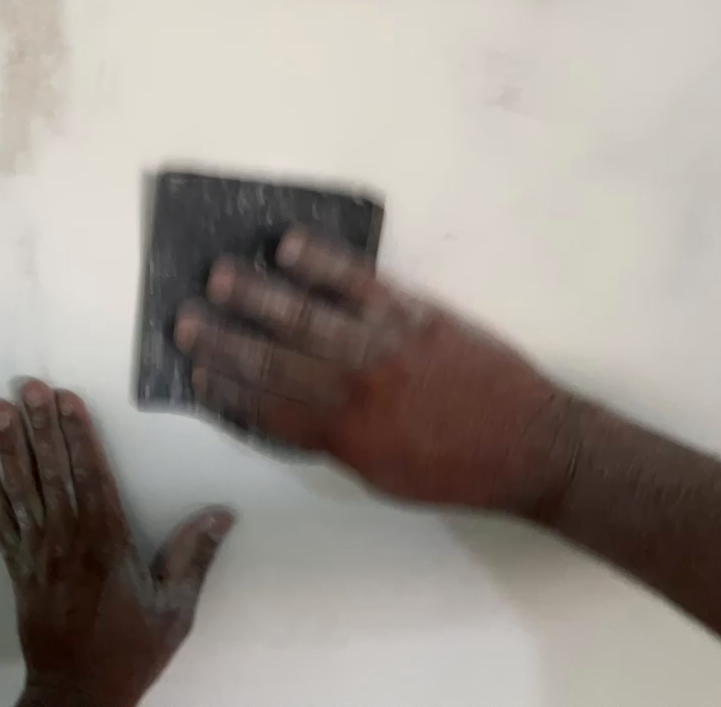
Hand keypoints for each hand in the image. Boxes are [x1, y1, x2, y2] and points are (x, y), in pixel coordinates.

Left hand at [0, 379, 236, 706]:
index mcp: (107, 539)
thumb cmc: (130, 647)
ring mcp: (37, 551)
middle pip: (54, 470)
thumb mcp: (175, 608)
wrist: (78, 694)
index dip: (79, 433)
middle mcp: (68, 536)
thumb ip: (195, 555)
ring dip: (10, 447)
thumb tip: (223, 513)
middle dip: (42, 426)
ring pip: (23, 489)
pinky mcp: (16, 567)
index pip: (92, 473)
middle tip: (29, 387)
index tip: (67, 398)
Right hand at [174, 229, 579, 516]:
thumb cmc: (457, 466)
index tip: (196, 374)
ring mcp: (382, 347)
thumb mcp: (385, 475)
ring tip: (219, 277)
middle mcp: (355, 391)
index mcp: (347, 437)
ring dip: (257, 297)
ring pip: (306, 318)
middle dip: (224, 343)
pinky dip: (322, 263)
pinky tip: (290, 246)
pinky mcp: (413, 313)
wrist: (536, 446)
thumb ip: (331, 440)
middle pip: (274, 363)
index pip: (269, 412)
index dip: (227, 392)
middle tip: (184, 322)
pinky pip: (359, 283)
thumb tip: (281, 411)